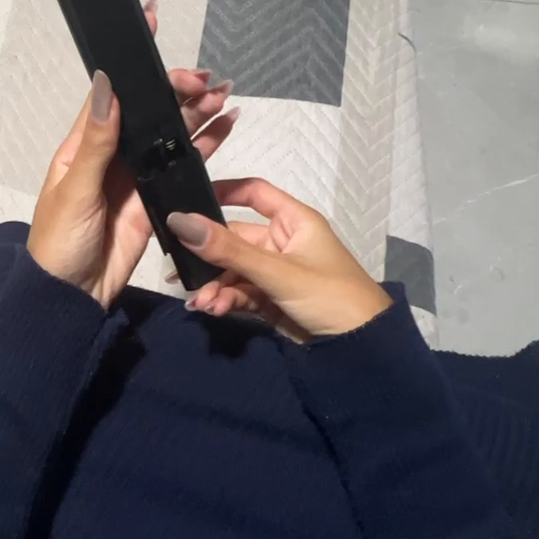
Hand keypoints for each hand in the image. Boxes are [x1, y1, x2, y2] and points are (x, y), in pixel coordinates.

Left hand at [27, 2, 238, 307]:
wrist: (73, 296)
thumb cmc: (59, 243)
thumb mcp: (73, 191)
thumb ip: (95, 143)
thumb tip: (106, 87)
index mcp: (83, 147)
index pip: (110, 92)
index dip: (131, 62)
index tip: (150, 20)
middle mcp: (111, 156)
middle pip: (149, 112)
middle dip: (177, 91)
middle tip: (206, 81)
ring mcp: (135, 179)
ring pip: (170, 136)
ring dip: (195, 114)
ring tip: (224, 93)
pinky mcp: (154, 203)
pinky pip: (181, 168)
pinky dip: (203, 148)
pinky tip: (223, 127)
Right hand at [165, 178, 391, 340]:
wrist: (359, 348)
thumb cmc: (329, 295)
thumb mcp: (276, 272)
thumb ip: (228, 250)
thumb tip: (179, 221)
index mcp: (293, 221)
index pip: (254, 193)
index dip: (223, 191)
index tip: (188, 199)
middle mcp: (282, 241)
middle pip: (234, 239)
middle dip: (208, 258)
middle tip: (179, 272)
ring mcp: (275, 272)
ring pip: (233, 271)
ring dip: (215, 285)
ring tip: (201, 303)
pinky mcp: (270, 298)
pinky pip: (240, 293)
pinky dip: (225, 300)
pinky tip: (213, 310)